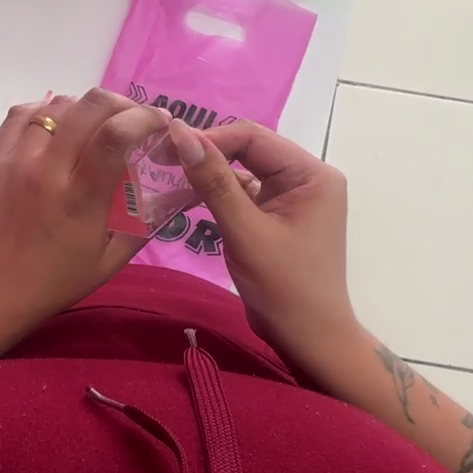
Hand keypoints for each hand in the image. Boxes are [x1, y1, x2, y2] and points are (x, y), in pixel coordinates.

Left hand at [0, 89, 170, 353]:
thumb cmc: (54, 282)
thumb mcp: (110, 261)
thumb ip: (146, 223)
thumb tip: (181, 192)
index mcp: (80, 197)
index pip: (116, 134)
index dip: (145, 118)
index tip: (161, 123)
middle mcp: (47, 169)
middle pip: (89, 106)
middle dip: (122, 104)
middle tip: (133, 120)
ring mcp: (17, 159)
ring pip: (58, 105)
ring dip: (86, 108)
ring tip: (97, 126)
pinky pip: (23, 113)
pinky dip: (47, 110)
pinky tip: (60, 126)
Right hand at [166, 118, 360, 382]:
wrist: (308, 338)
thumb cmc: (283, 286)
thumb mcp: (245, 232)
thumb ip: (214, 182)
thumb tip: (181, 135)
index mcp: (311, 174)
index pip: (253, 137)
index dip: (209, 139)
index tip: (166, 149)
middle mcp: (307, 177)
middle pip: (249, 150)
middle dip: (207, 153)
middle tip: (161, 160)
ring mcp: (293, 197)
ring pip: (244, 170)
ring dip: (209, 173)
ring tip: (168, 174)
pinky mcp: (278, 215)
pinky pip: (245, 192)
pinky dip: (218, 193)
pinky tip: (188, 196)